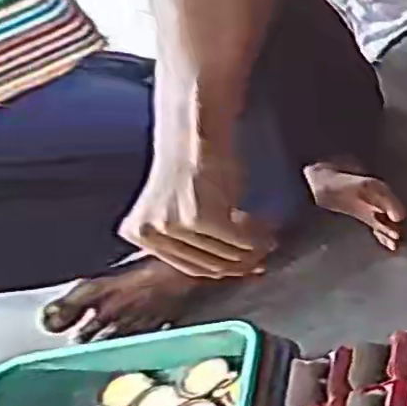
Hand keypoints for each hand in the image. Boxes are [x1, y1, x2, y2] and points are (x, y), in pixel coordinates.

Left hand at [120, 146, 275, 277]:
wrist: (195, 136)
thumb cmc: (196, 168)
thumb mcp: (184, 211)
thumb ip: (195, 239)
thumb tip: (237, 267)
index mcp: (137, 234)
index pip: (192, 268)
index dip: (229, 269)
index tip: (256, 264)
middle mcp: (148, 233)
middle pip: (212, 265)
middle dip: (246, 260)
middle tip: (269, 248)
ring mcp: (171, 226)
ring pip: (229, 255)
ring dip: (257, 247)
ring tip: (269, 232)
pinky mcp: (198, 218)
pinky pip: (241, 241)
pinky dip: (260, 235)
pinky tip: (266, 222)